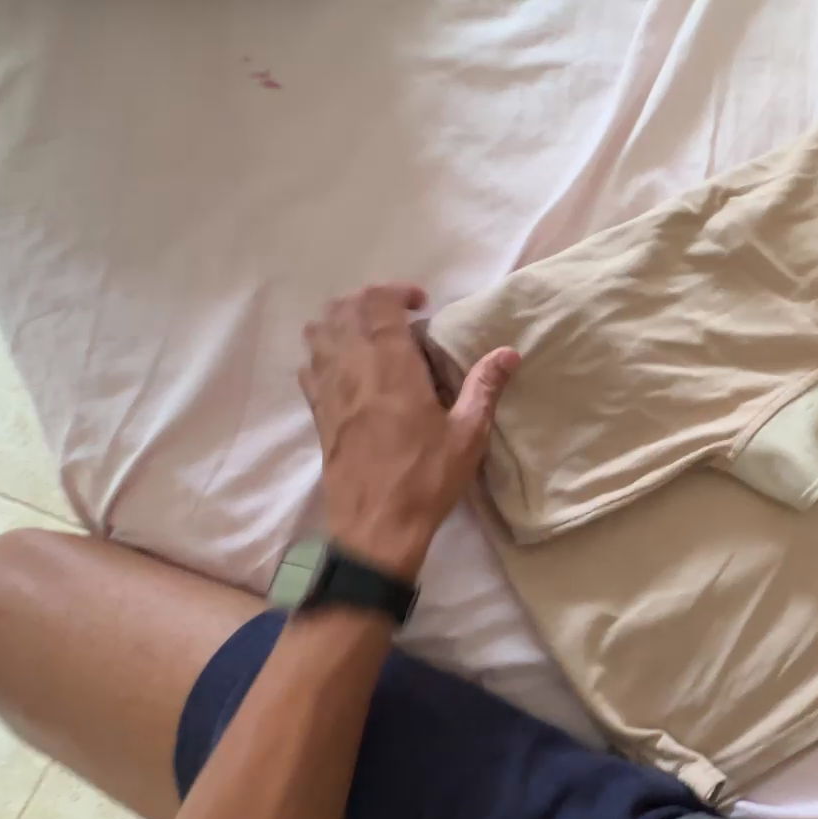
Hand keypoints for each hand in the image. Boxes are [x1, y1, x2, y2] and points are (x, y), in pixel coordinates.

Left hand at [299, 284, 518, 579]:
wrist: (377, 526)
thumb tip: (508, 352)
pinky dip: (325, 351)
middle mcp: (351, 368)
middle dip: (371, 301)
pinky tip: (349, 368)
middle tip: (402, 317)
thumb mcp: (469, 434)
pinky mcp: (318, 413)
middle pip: (343, 309)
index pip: (377, 304)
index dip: (397, 292)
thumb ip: (485, 387)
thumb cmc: (427, 479)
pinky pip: (310, 365)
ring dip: (343, 321)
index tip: (422, 304)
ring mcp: (328, 390)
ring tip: (373, 336)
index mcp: (390, 368)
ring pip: (318, 331)